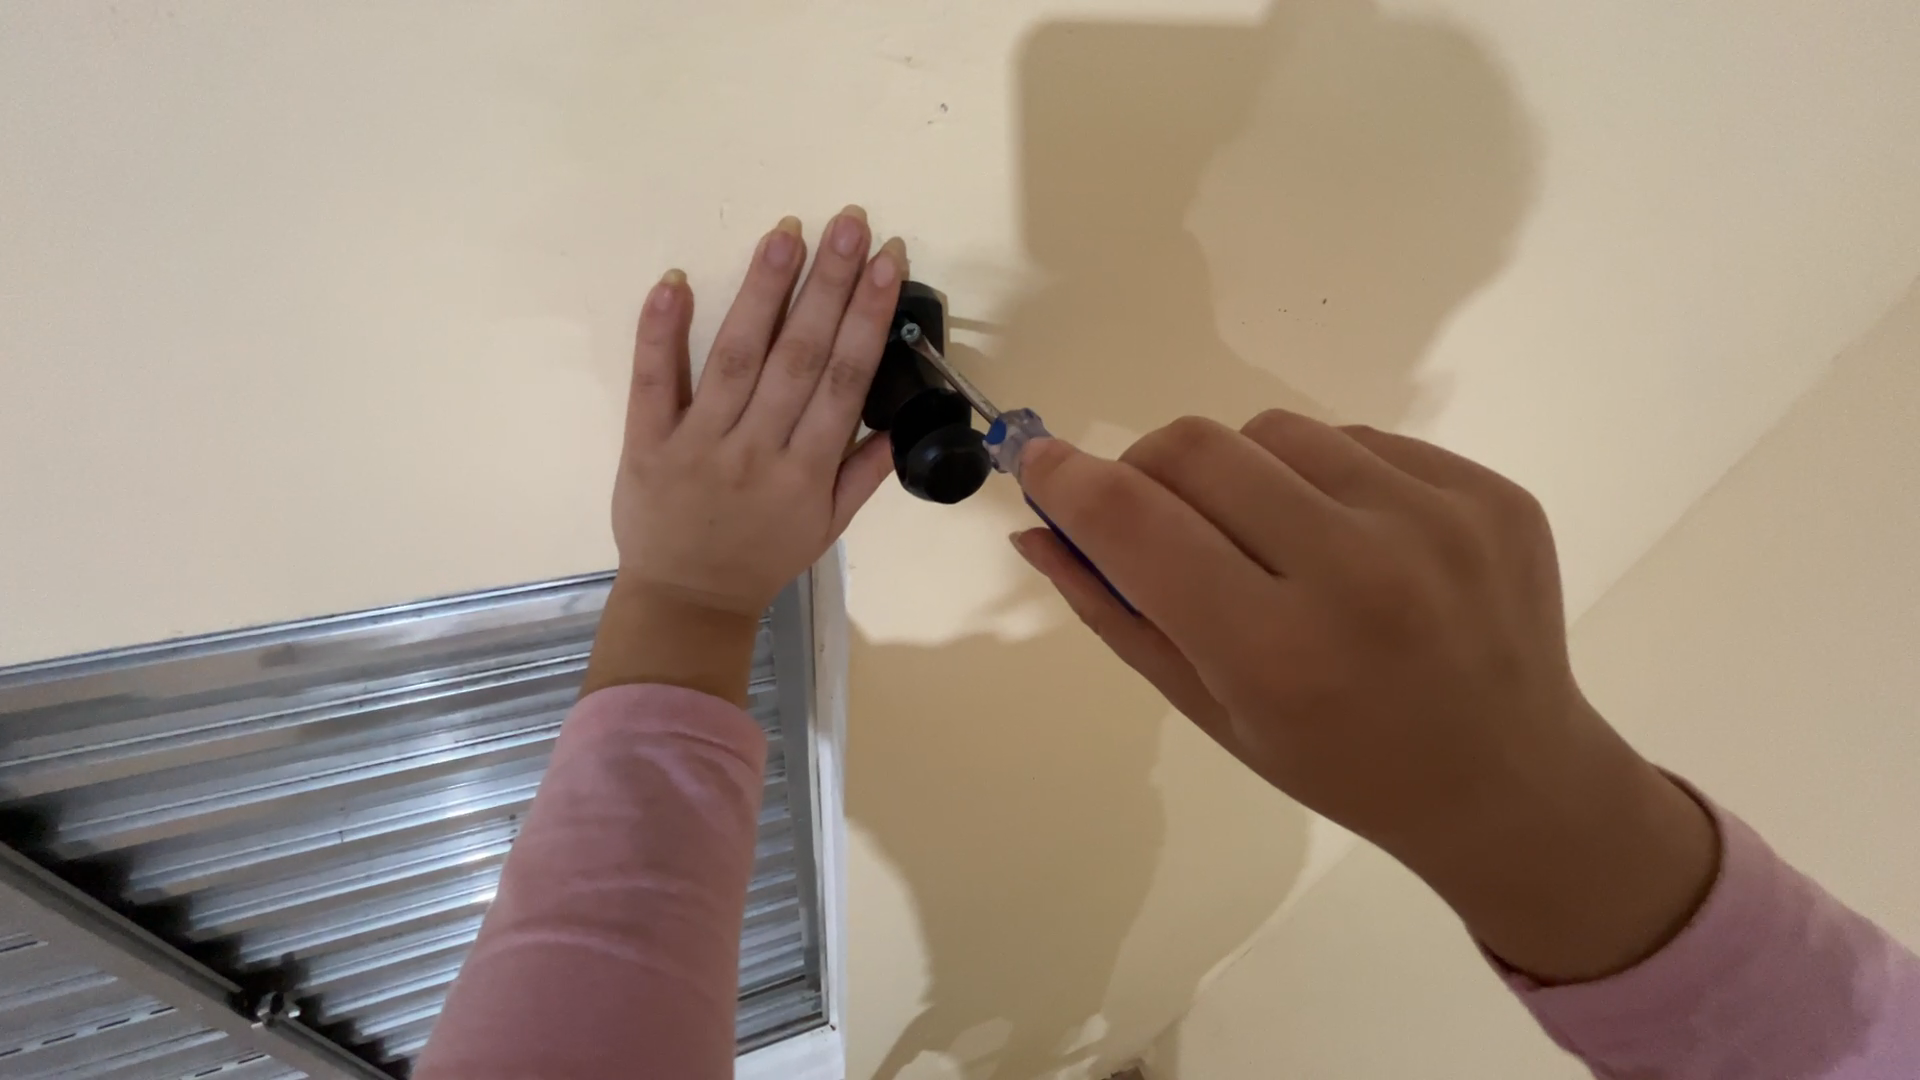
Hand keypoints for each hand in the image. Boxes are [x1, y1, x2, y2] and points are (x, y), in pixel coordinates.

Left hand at [581, 210, 905, 703]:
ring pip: (735, 357)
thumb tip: (903, 422)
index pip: (844, 381)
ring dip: (763, 291)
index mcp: (808, 470)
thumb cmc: (767, 557)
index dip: (869, 318)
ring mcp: (699, 441)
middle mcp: (758, 448)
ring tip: (788, 231)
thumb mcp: (830, 527)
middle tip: (851, 221)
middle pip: (798, 356)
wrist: (690, 597)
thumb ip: (865, 473)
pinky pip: (654, 381)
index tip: (889, 263)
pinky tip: (676, 280)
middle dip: (830, 285)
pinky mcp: (647, 441)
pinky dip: (661, 331)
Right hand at [1012, 411, 1717, 982]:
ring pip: (1268, 429)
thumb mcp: (1203, 705)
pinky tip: (1341, 538)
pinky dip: (1311, 476)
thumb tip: (1038, 529)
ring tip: (1264, 537)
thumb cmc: (1330, 762)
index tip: (1038, 463)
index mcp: (1275, 651)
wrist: (1507, 783)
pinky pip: (1349, 439)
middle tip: (1153, 511)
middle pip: (1195, 447)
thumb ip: (1112, 610)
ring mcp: (1437, 520)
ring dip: (1234, 471)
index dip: (1069, 481)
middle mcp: (1359, 572)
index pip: (1136, 524)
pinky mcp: (1488, 492)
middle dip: (1145, 469)